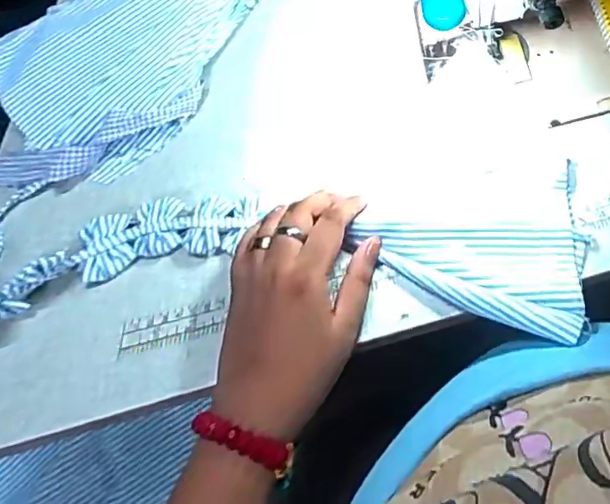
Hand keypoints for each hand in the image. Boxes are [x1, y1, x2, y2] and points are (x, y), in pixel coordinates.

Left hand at [211, 192, 380, 439]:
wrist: (253, 411)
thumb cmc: (307, 373)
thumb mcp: (345, 330)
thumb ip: (359, 280)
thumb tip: (372, 241)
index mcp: (306, 275)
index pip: (329, 222)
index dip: (348, 206)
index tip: (363, 202)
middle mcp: (276, 264)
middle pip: (298, 213)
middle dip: (322, 200)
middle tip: (340, 202)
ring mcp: (251, 272)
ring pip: (270, 220)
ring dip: (295, 208)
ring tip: (314, 210)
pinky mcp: (237, 284)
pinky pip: (247, 240)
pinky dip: (263, 224)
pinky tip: (276, 226)